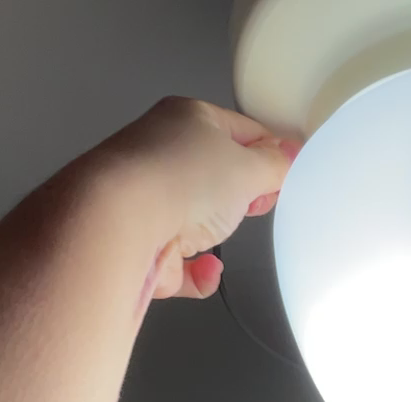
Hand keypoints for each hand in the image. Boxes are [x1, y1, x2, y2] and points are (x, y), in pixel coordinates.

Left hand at [82, 97, 297, 299]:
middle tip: (258, 204)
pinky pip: (183, 265)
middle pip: (219, 177)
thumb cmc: (181, 182)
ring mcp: (151, 201)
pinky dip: (199, 272)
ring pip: (199, 220)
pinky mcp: (145, 247)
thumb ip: (276, 165)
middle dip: (243, 196)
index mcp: (189, 120)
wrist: (121, 225)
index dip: (269, 153)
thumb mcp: (249, 167)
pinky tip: (207, 268)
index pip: (241, 131)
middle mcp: (164, 155)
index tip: (289, 174)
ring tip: (220, 233)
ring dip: (217, 232)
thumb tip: (290, 156)